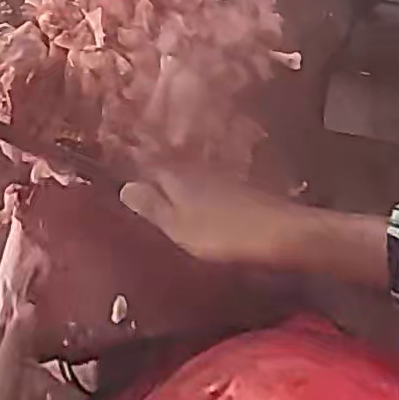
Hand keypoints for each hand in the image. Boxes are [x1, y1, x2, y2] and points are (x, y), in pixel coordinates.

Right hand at [117, 167, 312, 265]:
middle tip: (136, 192)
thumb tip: (124, 186)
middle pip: (168, 170)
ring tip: (161, 203)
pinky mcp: (235, 191)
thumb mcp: (179, 228)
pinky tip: (195, 211)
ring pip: (187, 179)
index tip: (118, 179)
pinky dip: (196, 196)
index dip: (135, 172)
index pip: (148, 165)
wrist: (280, 233)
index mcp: (177, 176)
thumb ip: (152, 207)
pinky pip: (204, 188)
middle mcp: (195, 169)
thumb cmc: (223, 234)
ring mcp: (218, 178)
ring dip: (175, 188)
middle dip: (154, 178)